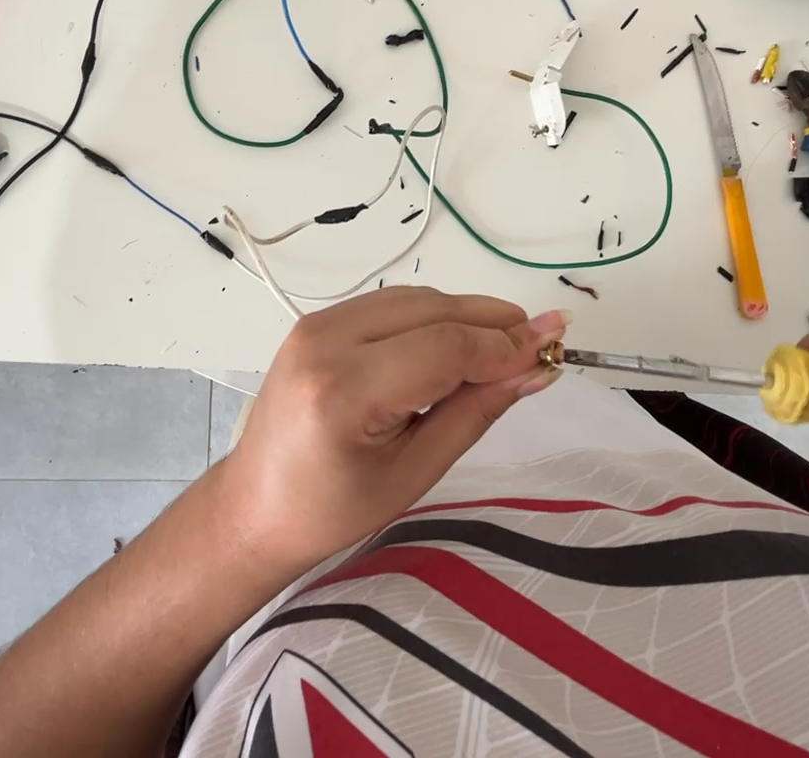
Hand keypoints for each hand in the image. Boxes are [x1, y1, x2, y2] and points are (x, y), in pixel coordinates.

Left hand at [217, 287, 568, 571]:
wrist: (255, 506)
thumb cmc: (333, 510)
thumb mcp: (414, 472)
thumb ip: (476, 412)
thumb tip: (535, 369)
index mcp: (343, 391)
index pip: (445, 347)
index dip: (505, 346)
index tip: (553, 348)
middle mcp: (325, 341)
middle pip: (432, 310)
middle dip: (493, 322)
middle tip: (542, 341)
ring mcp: (315, 324)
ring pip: (415, 298)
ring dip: (465, 315)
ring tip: (506, 345)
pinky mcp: (316, 321)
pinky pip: (391, 304)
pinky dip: (432, 316)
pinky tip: (457, 341)